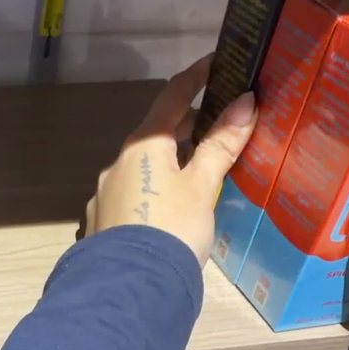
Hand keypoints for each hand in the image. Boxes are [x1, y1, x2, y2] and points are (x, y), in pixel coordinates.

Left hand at [83, 56, 256, 262]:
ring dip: (170, 162)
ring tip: (201, 171)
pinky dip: (154, 191)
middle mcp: (117, 165)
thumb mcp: (203, 186)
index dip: (195, 77)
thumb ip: (221, 145)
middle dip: (187, 127)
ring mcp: (105, 195)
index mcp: (142, 146)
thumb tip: (245, 102)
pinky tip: (170, 210)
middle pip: (156, 134)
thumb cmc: (172, 229)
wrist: (130, 287)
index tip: (216, 62)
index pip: (171, 98)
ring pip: (143, 168)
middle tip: (220, 124)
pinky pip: (133, 196)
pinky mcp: (102, 224)